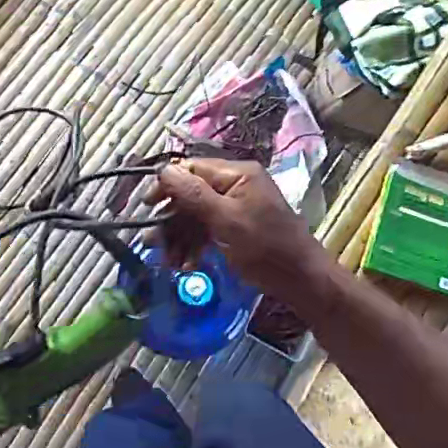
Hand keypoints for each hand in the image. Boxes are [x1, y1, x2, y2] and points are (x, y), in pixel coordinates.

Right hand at [151, 158, 338, 306]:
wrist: (300, 279)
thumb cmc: (265, 247)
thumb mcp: (226, 220)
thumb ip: (194, 194)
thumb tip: (163, 170)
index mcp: (237, 174)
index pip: (192, 168)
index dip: (167, 185)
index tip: (147, 206)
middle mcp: (236, 184)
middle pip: (191, 193)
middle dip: (171, 219)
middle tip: (152, 244)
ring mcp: (237, 206)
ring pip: (196, 215)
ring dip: (180, 237)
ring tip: (169, 262)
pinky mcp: (236, 227)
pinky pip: (208, 230)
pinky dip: (195, 245)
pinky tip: (187, 265)